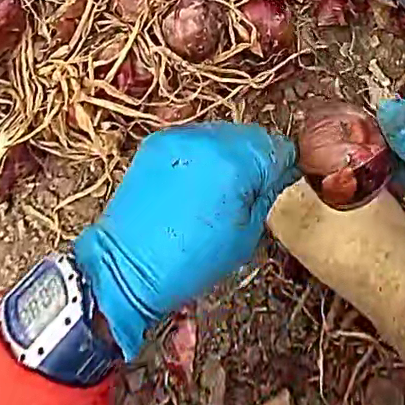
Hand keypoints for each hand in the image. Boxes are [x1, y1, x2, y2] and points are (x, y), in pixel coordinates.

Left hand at [71, 123, 296, 357]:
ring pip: (225, 134)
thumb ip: (268, 193)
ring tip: (216, 187)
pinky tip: (194, 182)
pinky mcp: (159, 140)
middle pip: (252, 136)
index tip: (275, 183)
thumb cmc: (188, 262)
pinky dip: (202, 154)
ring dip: (228, 154)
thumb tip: (282, 172)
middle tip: (246, 189)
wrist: (121, 270)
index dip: (281, 167)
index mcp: (235, 164)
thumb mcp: (246, 235)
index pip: (278, 147)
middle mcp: (210, 140)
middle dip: (255, 158)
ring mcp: (182, 137)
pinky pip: (197, 138)